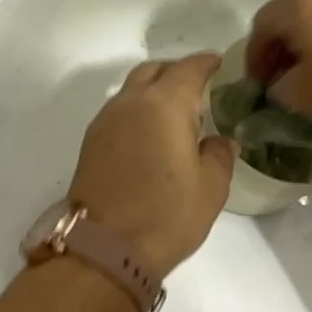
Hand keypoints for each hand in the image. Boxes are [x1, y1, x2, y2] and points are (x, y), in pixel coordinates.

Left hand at [68, 53, 235, 277]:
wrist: (104, 247)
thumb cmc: (166, 215)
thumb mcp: (211, 188)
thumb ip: (220, 155)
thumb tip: (220, 140)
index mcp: (164, 104)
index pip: (188, 69)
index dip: (206, 63)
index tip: (219, 65)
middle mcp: (130, 103)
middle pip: (154, 71)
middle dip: (176, 72)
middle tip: (199, 88)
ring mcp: (106, 121)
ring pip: (132, 90)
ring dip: (154, 92)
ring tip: (176, 115)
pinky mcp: (91, 142)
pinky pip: (119, 111)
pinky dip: (138, 111)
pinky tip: (152, 135)